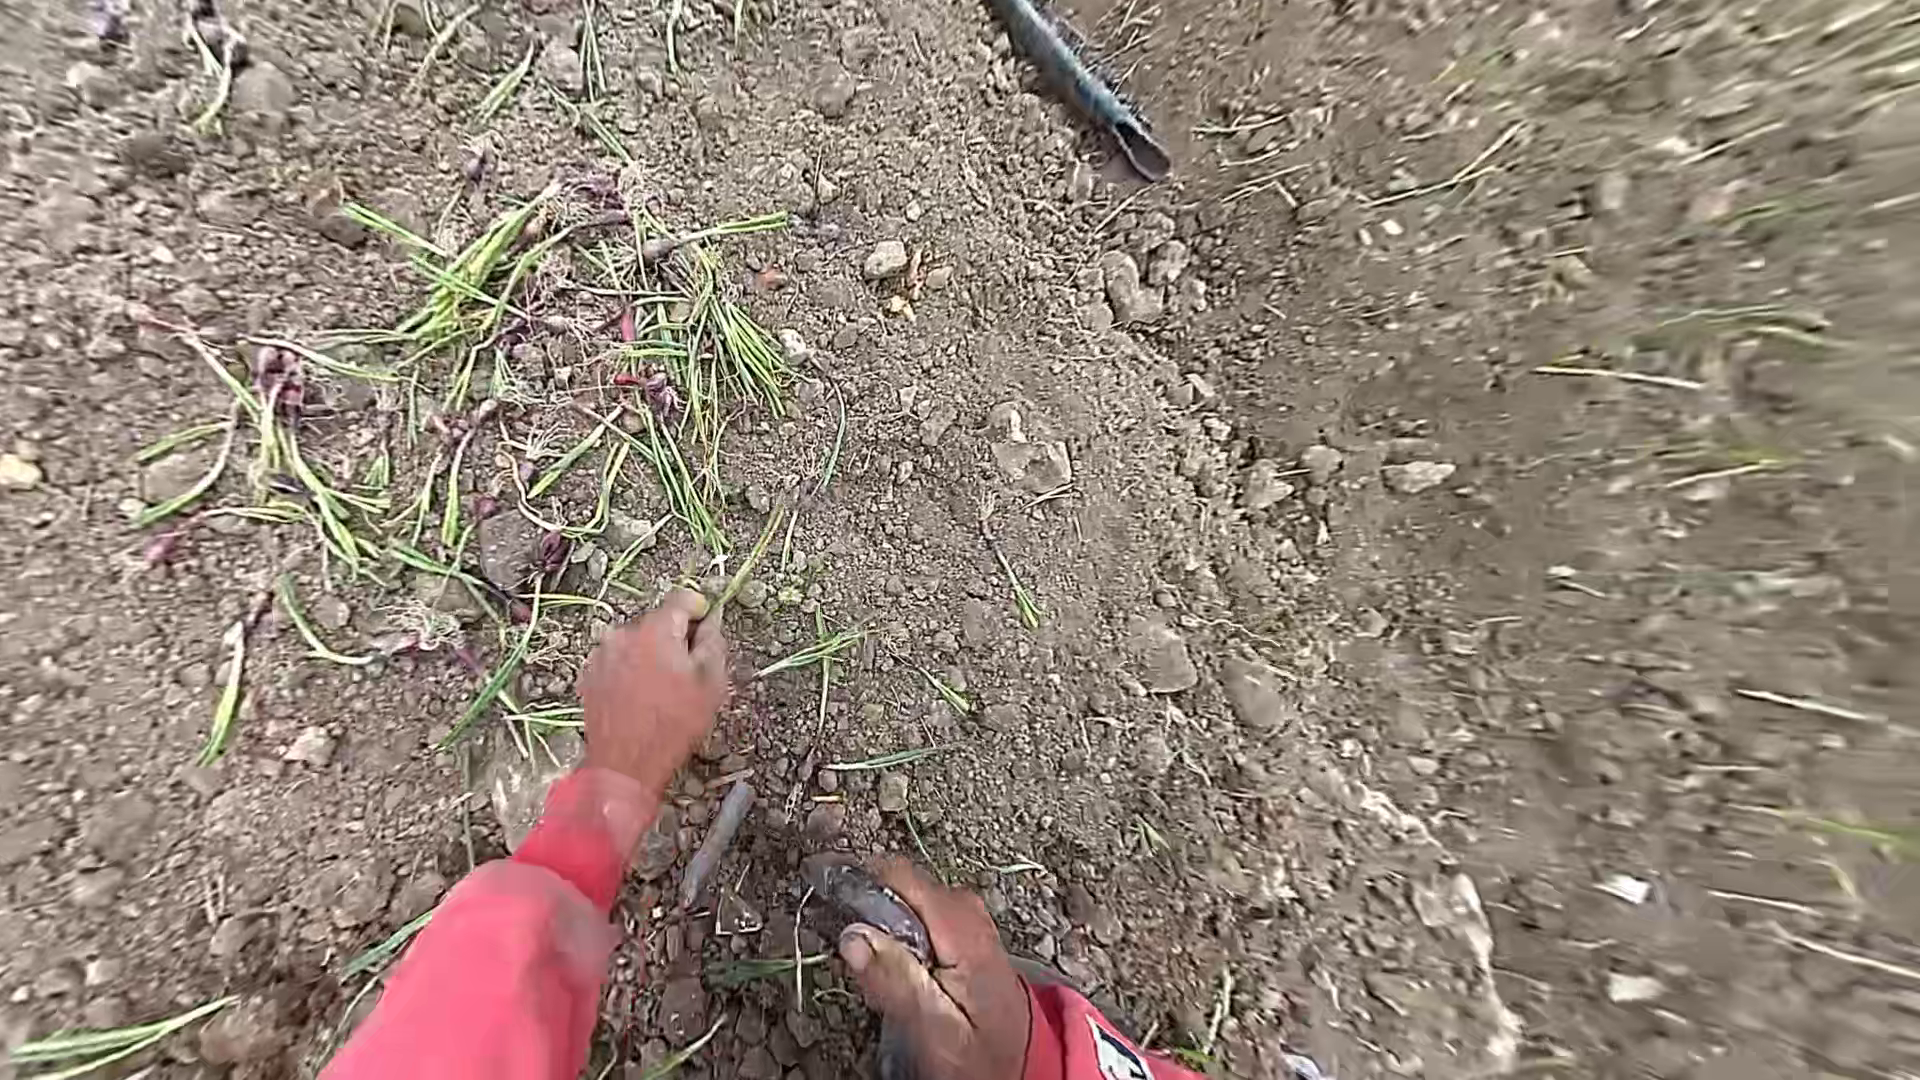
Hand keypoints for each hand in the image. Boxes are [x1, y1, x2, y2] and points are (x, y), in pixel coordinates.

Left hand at [578, 589, 727, 801]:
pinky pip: (621, 660)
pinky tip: (644, 696)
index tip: (708, 632)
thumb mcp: (712, 679)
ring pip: (640, 641)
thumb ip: (713, 639)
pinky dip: (635, 669)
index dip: (701, 610)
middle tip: (690, 670)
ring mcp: (602, 655)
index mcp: (655, 630)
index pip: (683, 598)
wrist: (626, 765)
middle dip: (677, 638)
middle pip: (660, 621)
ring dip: (655, 654)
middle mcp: (622, 634)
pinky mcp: (590, 676)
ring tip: (666, 687)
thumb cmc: (674, 722)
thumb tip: (711, 618)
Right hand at [838, 859, 1030, 1079]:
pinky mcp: (961, 921)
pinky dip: (897, 929)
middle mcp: (963, 904)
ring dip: (881, 923)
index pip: (898, 875)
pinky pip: (917, 910)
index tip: (827, 898)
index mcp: (959, 923)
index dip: (859, 883)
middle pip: (899, 884)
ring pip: (905, 897)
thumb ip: (896, 981)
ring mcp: (964, 910)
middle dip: (869, 911)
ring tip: (876, 968)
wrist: (1023, 1058)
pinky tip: (897, 965)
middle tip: (853, 954)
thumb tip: (853, 936)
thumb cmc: (982, 1051)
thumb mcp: (936, 1029)